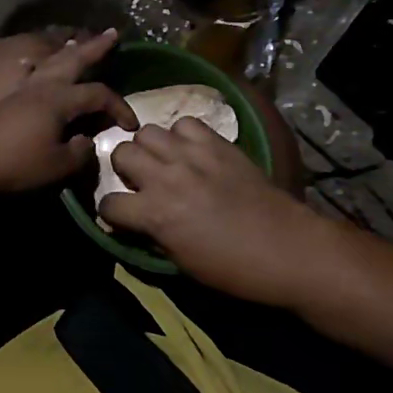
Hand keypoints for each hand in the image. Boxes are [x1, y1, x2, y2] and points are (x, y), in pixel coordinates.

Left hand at [0, 30, 136, 196]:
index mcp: (59, 100)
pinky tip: (44, 67)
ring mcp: (20, 89)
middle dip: (95, 47)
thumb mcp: (59, 166)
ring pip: (49, 59)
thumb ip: (80, 151)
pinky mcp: (4, 98)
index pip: (98, 95)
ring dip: (67, 48)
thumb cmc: (17, 165)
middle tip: (112, 33)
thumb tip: (86, 141)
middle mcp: (42, 86)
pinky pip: (33, 68)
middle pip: (73, 59)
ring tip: (77, 40)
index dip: (119, 107)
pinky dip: (47, 61)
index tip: (132, 124)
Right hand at [99, 117, 331, 306]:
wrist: (284, 246)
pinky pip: (186, 124)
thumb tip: (138, 221)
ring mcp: (193, 155)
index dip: (112, 213)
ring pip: (149, 132)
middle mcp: (167, 177)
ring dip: (150, 148)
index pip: (108, 204)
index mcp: (155, 214)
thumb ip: (152, 234)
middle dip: (125, 169)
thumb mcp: (180, 261)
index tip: (121, 217)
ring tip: (165, 162)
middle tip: (141, 182)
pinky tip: (192, 151)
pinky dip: (183, 136)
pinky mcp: (218, 143)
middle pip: (121, 152)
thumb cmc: (232, 268)